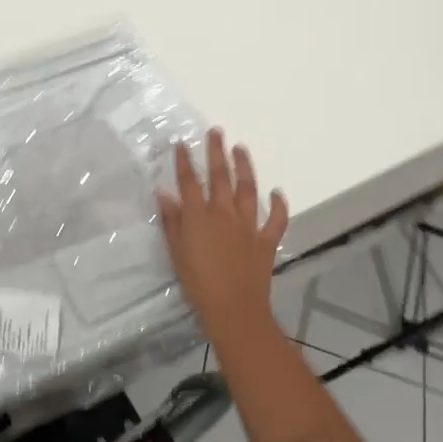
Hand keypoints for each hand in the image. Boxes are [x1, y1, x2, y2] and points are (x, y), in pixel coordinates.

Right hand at [156, 129, 288, 341]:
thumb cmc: (198, 283)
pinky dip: (279, 205)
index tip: (182, 143)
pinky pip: (276, 220)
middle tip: (216, 132)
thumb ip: (172, 220)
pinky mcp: (266, 240)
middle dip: (216, 152)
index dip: (184, 162)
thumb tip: (164, 193)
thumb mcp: (176, 251)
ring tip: (240, 149)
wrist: (234, 308)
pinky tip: (277, 192)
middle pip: (219, 177)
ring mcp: (248, 225)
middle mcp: (224, 213)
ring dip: (244, 167)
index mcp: (199, 216)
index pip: (189, 182)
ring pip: (247, 190)